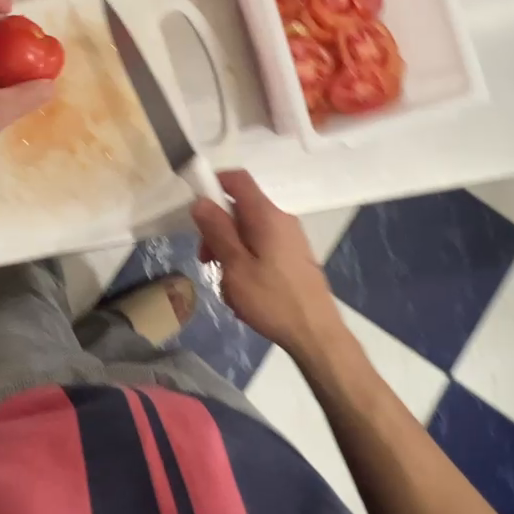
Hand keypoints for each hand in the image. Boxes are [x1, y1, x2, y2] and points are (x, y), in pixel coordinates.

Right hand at [191, 171, 346, 360]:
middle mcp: (281, 219)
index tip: (196, 209)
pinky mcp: (294, 257)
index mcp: (267, 216)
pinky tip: (245, 290)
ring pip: (250, 231)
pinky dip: (247, 259)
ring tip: (227, 283)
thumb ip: (217, 231)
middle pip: (241, 208)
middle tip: (206, 260)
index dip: (214, 183)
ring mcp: (291, 238)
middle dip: (218, 228)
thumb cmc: (272, 300)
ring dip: (231, 249)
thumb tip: (201, 201)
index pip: (238, 179)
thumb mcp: (236, 267)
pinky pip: (263, 246)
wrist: (317, 334)